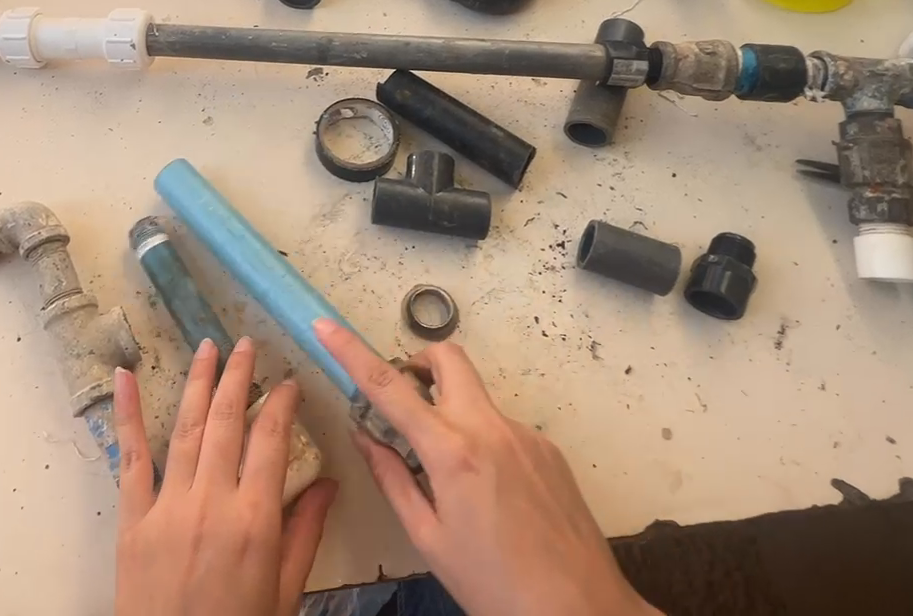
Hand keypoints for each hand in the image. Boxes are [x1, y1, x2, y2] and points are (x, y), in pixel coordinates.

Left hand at [113, 337, 338, 615]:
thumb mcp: (284, 594)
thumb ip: (306, 534)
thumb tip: (329, 481)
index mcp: (254, 520)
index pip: (272, 440)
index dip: (281, 403)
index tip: (288, 381)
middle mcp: (211, 500)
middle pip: (228, 422)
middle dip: (239, 377)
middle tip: (247, 344)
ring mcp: (167, 505)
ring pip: (186, 427)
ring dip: (198, 381)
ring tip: (208, 346)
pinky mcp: (131, 517)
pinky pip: (129, 457)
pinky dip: (125, 413)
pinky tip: (124, 375)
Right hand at [315, 319, 655, 615]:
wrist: (585, 613)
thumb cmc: (495, 586)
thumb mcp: (429, 540)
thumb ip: (392, 479)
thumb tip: (364, 435)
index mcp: (451, 452)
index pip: (389, 387)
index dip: (352, 352)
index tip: (327, 326)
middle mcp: (489, 428)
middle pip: (447, 358)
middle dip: (418, 362)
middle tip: (405, 400)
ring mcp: (524, 433)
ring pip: (475, 396)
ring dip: (451, 411)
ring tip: (453, 475)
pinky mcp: (548, 448)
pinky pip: (502, 427)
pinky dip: (482, 441)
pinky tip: (492, 494)